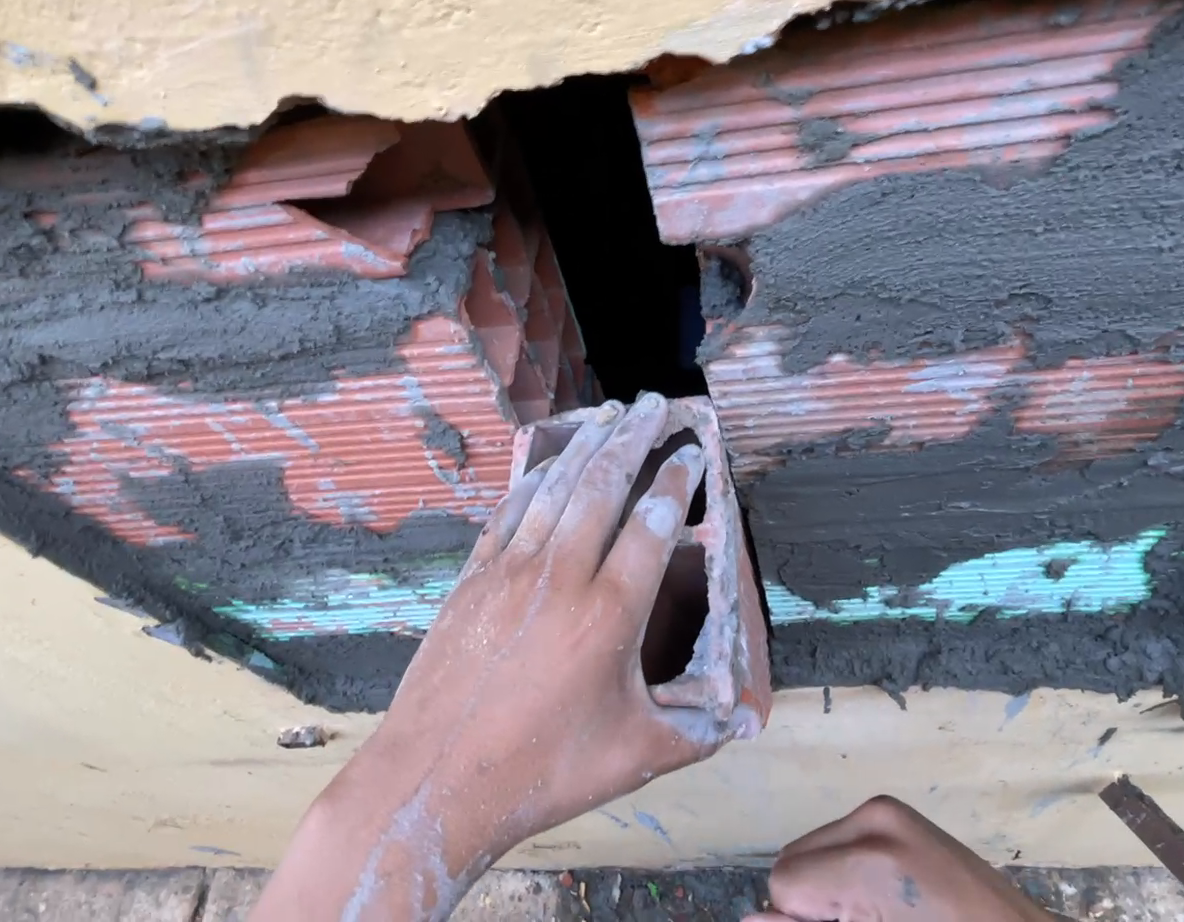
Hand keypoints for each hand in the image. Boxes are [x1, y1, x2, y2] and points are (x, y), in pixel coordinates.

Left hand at [254, 393, 738, 920]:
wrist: (433, 780)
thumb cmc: (542, 770)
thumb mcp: (633, 756)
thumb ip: (697, 732)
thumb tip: (750, 724)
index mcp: (608, 614)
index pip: (652, 526)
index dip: (677, 482)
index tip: (693, 452)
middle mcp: (561, 576)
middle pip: (604, 486)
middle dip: (634, 438)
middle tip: (656, 404)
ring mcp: (511, 570)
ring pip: (556, 488)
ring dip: (587, 445)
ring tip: (610, 414)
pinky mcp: (474, 578)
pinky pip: (509, 511)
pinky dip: (535, 479)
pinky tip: (549, 464)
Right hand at [745, 796, 1058, 921]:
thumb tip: (749, 919)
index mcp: (871, 854)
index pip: (784, 879)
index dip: (802, 918)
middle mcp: (874, 816)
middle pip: (793, 858)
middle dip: (813, 901)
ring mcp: (887, 810)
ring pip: (813, 849)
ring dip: (829, 887)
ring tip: (879, 915)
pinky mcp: (895, 813)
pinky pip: (839, 841)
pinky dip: (846, 873)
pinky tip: (886, 899)